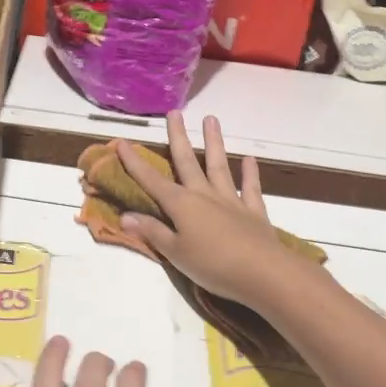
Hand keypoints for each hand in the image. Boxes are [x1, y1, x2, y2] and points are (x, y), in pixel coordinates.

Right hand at [115, 113, 296, 309]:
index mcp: (181, 204)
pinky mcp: (253, 211)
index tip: (122, 142)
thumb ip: (152, 231)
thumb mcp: (175, 253)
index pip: (151, 180)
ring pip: (219, 166)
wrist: (263, 273)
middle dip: (178, 137)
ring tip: (211, 119)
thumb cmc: (213, 265)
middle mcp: (204, 194)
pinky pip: (250, 188)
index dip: (134, 162)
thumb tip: (124, 215)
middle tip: (174, 113)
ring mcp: (230, 200)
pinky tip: (249, 159)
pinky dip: (250, 173)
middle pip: (187, 161)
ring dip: (214, 142)